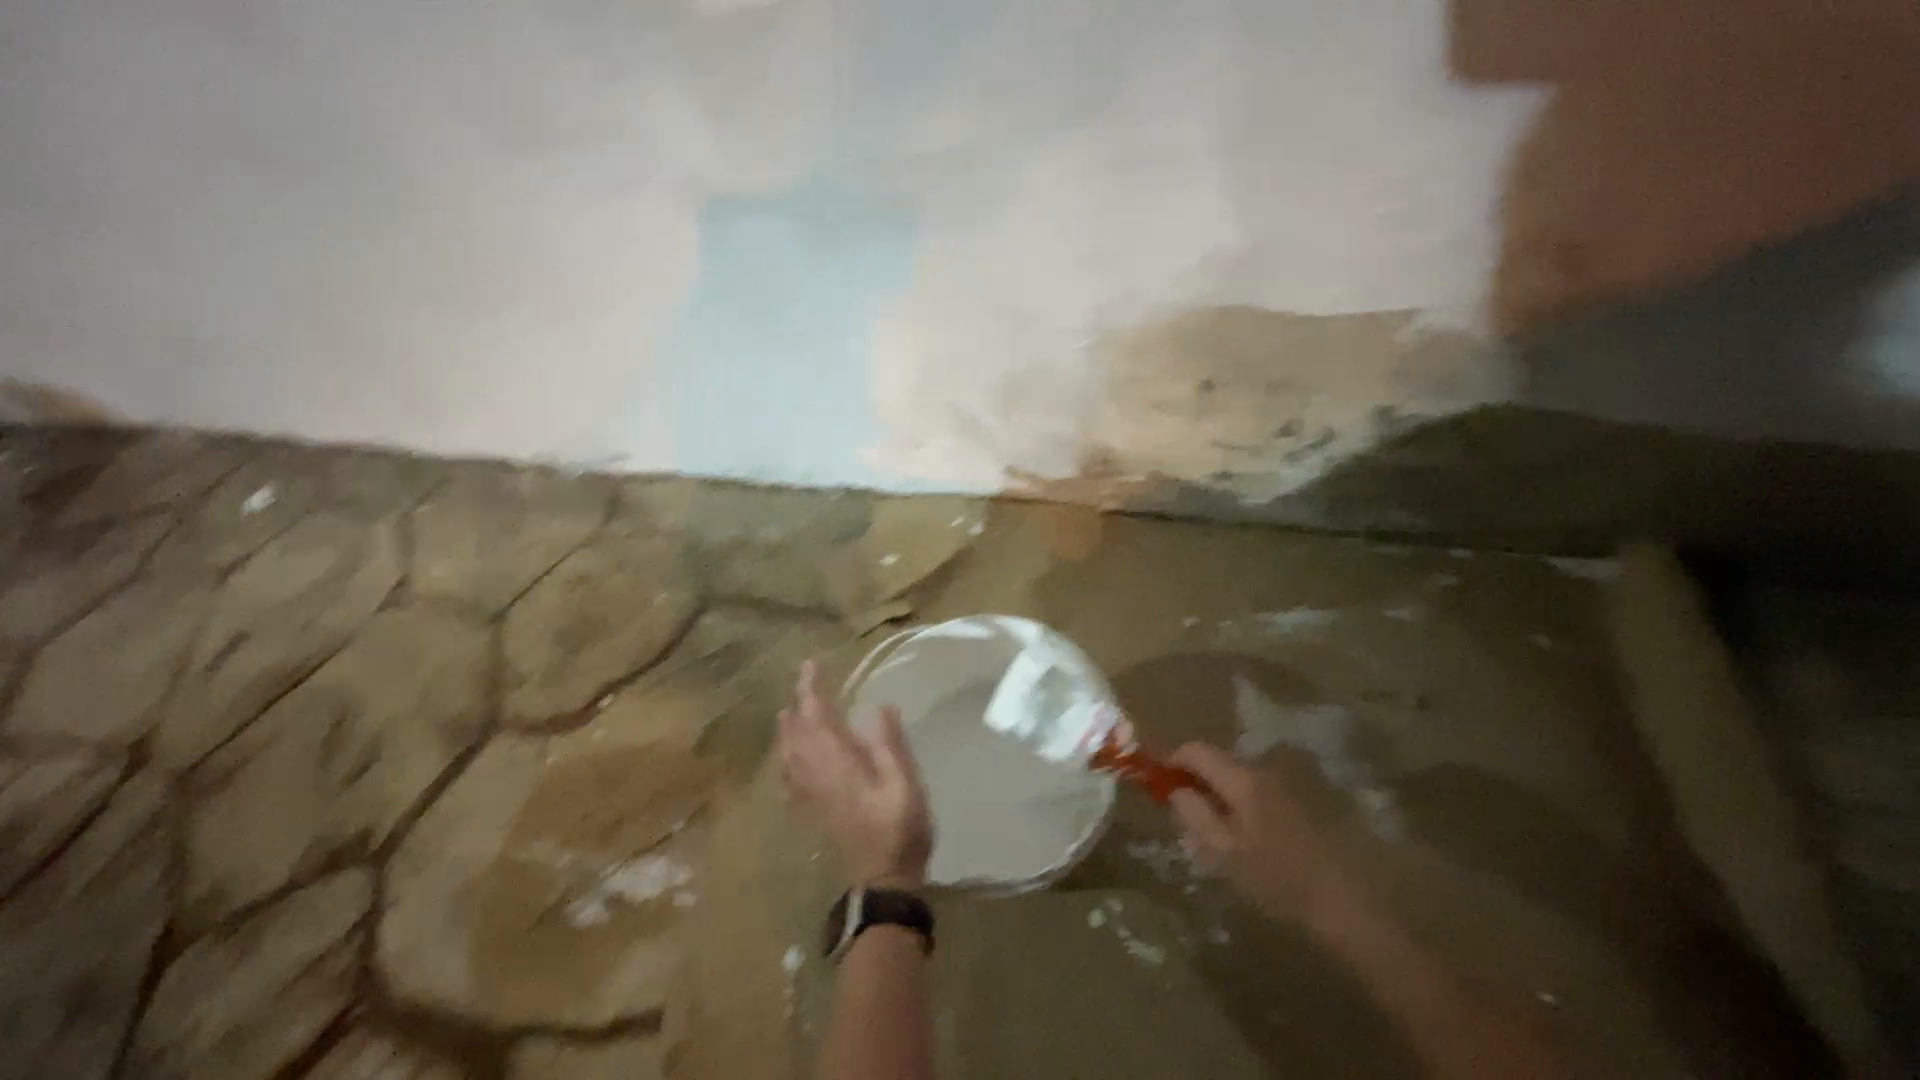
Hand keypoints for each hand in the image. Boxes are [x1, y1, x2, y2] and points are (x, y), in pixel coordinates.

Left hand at [778, 660, 933, 887]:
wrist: (882, 881)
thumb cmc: (899, 827)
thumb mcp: (905, 781)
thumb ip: (889, 743)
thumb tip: (878, 705)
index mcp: (837, 761)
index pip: (816, 715)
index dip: (811, 689)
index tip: (810, 665)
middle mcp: (815, 774)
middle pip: (796, 733)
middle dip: (797, 705)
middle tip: (804, 684)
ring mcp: (810, 796)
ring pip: (788, 755)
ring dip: (788, 731)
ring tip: (790, 715)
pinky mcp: (812, 814)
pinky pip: (789, 779)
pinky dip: (786, 762)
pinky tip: (790, 763)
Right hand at [1167, 742, 1343, 921]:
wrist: (1349, 903)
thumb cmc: (1278, 880)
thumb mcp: (1224, 853)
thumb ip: (1193, 815)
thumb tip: (1175, 790)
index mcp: (1243, 778)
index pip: (1196, 750)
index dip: (1172, 760)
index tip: (1160, 782)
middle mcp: (1267, 768)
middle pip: (1221, 761)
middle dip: (1198, 779)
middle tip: (1186, 812)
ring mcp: (1293, 782)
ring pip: (1244, 776)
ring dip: (1225, 792)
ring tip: (1220, 829)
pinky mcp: (1311, 798)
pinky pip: (1266, 789)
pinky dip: (1249, 801)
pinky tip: (1255, 836)